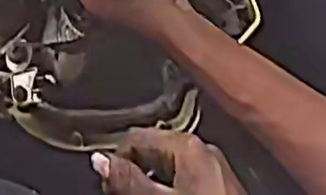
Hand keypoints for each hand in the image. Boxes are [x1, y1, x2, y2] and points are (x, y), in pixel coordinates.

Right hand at [92, 129, 245, 194]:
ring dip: (154, 182)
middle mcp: (204, 149)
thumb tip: (99, 159)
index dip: (117, 159)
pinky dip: (174, 188)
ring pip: (172, 168)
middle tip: (121, 192)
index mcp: (187, 144)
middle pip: (154, 151)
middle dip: (136, 171)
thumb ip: (128, 179)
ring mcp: (218, 171)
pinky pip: (190, 180)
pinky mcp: (226, 190)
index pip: (136, 137)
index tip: (107, 182)